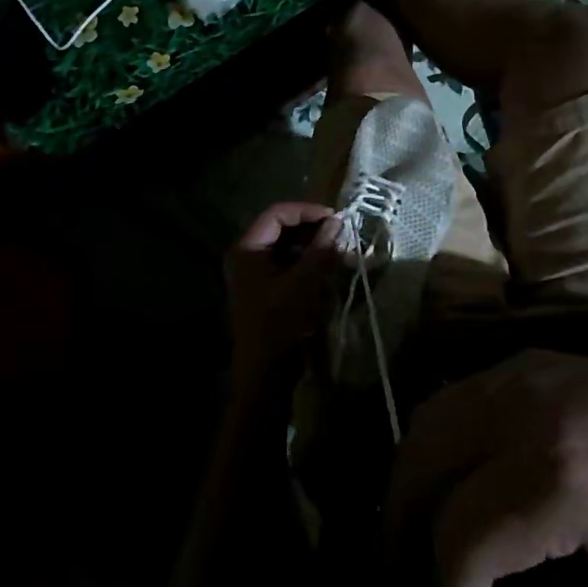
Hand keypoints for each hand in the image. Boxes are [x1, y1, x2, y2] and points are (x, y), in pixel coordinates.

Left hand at [225, 202, 342, 380]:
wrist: (264, 375)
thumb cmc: (279, 325)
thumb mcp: (304, 285)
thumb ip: (321, 250)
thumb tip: (338, 223)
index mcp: (247, 249)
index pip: (277, 214)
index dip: (307, 211)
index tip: (336, 218)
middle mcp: (246, 255)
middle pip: (280, 228)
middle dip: (311, 228)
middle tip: (341, 233)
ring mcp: (254, 273)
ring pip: (286, 247)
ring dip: (312, 245)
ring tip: (340, 250)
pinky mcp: (264, 289)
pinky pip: (286, 264)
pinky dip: (307, 262)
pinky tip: (329, 267)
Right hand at [387, 351, 587, 586]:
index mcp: (563, 480)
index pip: (462, 538)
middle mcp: (526, 411)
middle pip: (425, 461)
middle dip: (405, 522)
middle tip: (411, 569)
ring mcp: (525, 373)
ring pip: (431, 417)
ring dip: (416, 473)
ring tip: (420, 523)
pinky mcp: (533, 360)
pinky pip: (459, 395)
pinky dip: (441, 437)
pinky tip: (457, 472)